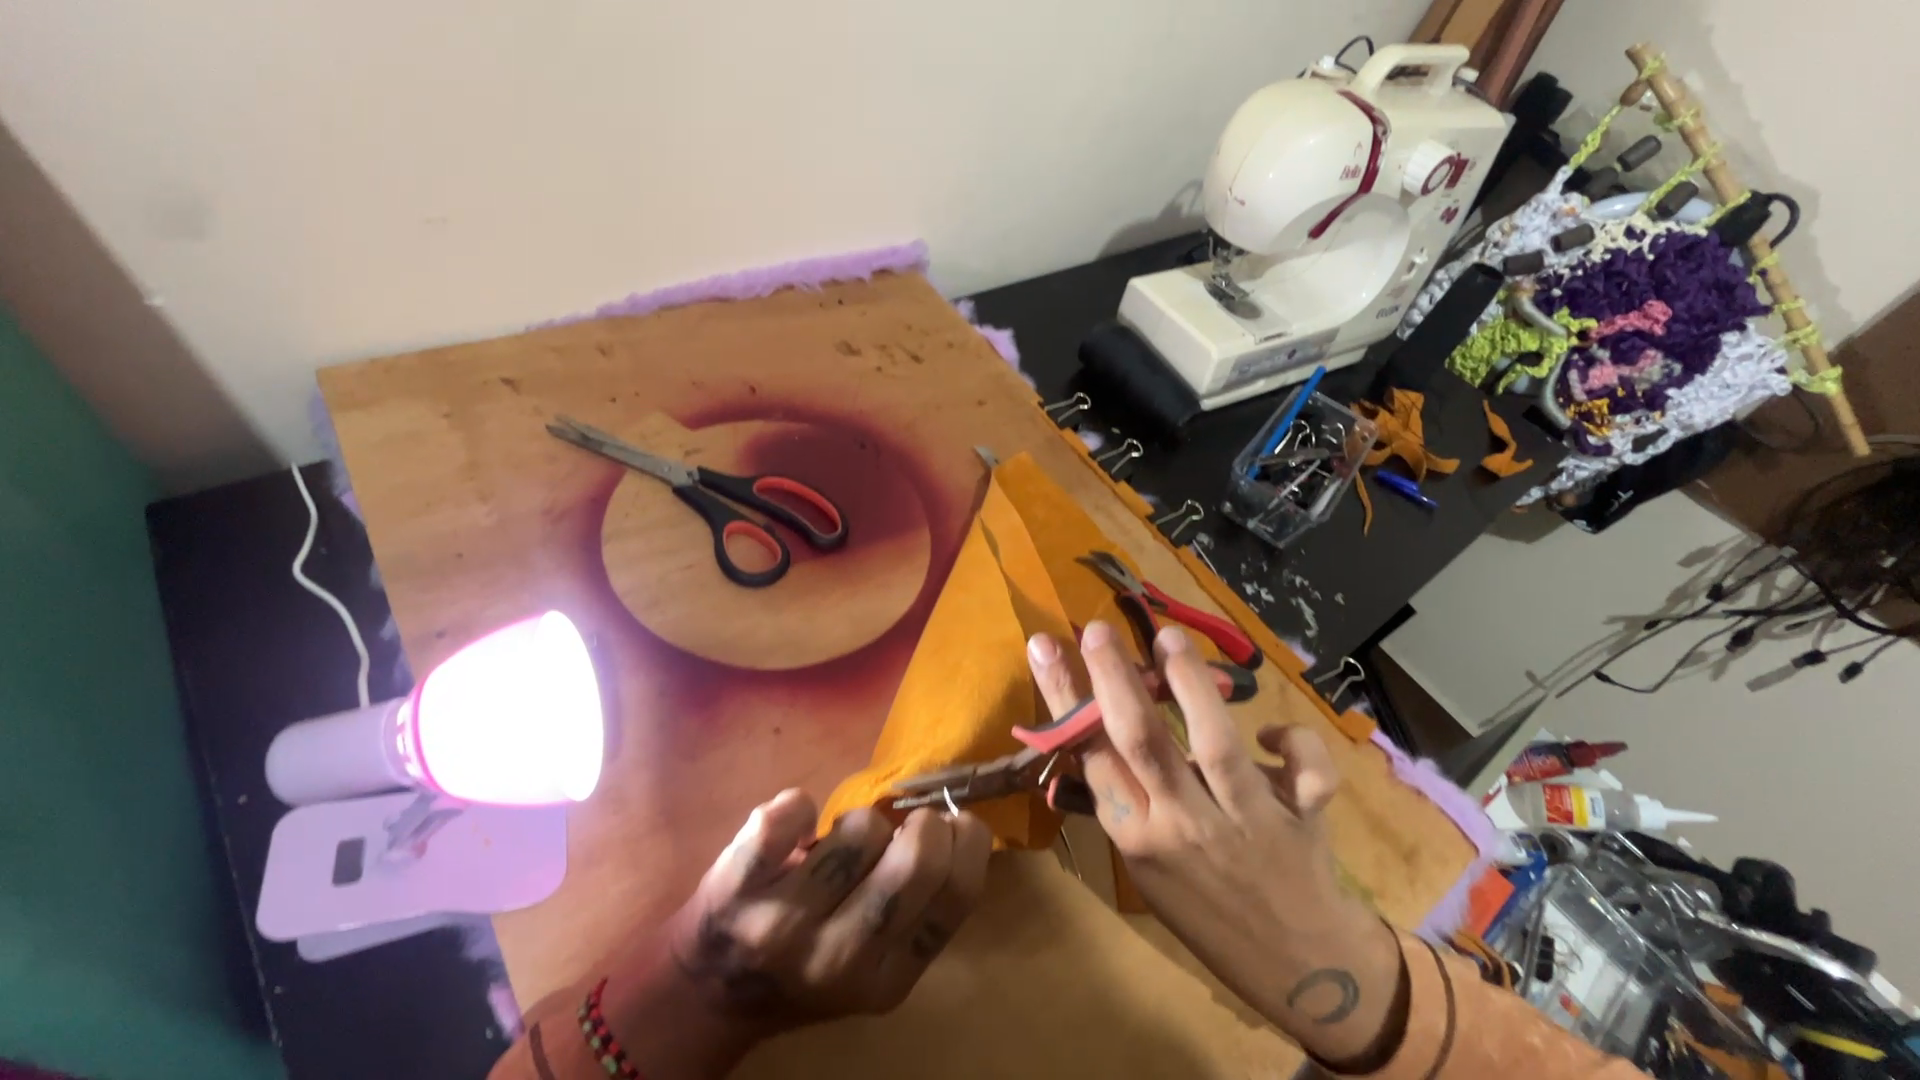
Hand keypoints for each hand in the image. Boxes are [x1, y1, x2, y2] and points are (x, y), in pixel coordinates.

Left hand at [599, 792, 992, 1078]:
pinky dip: (797, 806)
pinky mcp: (735, 886)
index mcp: (886, 979)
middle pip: (916, 860)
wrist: (707, 990)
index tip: (953, 825)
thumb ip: (917, 908)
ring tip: (835, 845)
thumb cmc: (806, 961)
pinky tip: (793, 829)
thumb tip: (956, 823)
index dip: (966, 841)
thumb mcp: (875, 961)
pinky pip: (791, 812)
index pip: (955, 895)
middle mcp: (838, 959)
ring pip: (859, 830)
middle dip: (921, 824)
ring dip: (855, 822)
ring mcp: (782, 924)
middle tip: (902, 826)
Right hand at [1026, 622, 1409, 1071]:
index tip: (1045, 645)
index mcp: (1139, 837)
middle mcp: (1185, 825)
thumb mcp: (1149, 872)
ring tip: (1169, 641)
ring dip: (1191, 686)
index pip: (1091, 754)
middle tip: (1099, 629)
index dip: (1065, 696)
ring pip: (1215, 743)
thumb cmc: (1210, 914)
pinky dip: (1293, 745)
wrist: (1298, 968)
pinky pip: (1305, 774)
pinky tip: (1270, 733)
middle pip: (1143, 740)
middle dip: (1115, 679)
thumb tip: (1094, 737)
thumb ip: (1128, 804)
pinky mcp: (1302, 822)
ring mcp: (1246, 823)